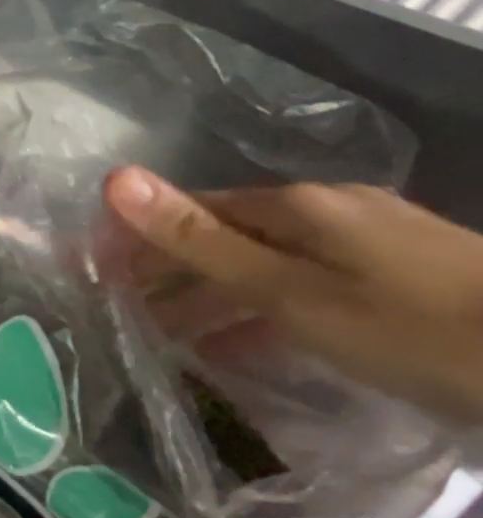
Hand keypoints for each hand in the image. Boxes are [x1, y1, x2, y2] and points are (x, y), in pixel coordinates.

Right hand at [104, 167, 482, 424]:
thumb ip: (200, 240)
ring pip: (271, 262)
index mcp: (297, 205)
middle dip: (173, 269)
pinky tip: (261, 342)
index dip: (139, 235)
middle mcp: (330, 209)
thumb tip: (113, 176)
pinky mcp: (412, 278)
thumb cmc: (421, 332)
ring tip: (176, 338)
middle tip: (126, 311)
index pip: (191, 208)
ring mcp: (377, 242)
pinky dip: (271, 309)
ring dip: (219, 295)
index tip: (95, 269)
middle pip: (230, 233)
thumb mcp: (296, 293)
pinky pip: (312, 284)